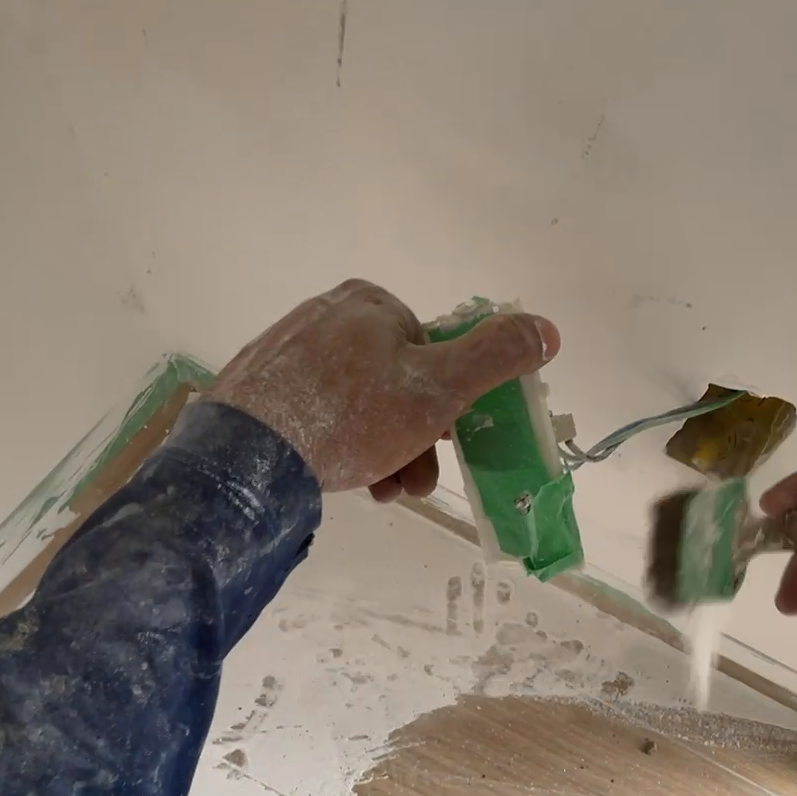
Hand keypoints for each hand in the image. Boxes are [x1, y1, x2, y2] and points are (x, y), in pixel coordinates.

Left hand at [209, 279, 559, 494]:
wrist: (248, 459)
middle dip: (420, 440)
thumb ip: (496, 357)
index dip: (449, 401)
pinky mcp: (265, 386)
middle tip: (416, 482)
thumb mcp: (440, 389)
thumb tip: (548, 330)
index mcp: (372, 304)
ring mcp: (292, 350)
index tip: (447, 442)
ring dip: (391, 453)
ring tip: (386, 491)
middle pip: (401, 383)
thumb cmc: (354, 416)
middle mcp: (329, 315)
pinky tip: (354, 480)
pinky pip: (326, 416)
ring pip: (366, 405)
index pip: (434, 351)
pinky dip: (350, 448)